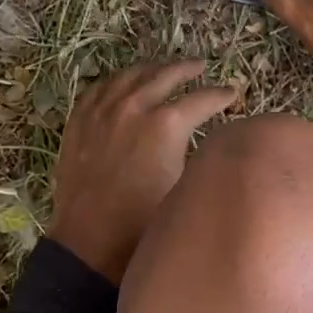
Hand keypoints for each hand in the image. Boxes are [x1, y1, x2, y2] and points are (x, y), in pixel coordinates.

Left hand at [46, 60, 235, 283]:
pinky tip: (123, 82)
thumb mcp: (184, 188)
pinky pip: (100, 88)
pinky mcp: (80, 120)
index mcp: (165, 125)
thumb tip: (204, 136)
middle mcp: (134, 107)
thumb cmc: (143, 226)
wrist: (89, 246)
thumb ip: (195, 152)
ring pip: (130, 75)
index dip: (220, 96)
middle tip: (201, 65)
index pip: (202, 99)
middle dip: (187, 68)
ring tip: (163, 68)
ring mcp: (102, 110)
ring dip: (152, 68)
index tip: (232, 93)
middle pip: (165, 75)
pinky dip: (117, 80)